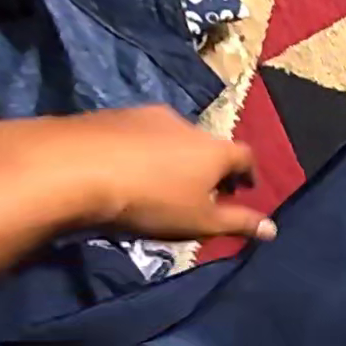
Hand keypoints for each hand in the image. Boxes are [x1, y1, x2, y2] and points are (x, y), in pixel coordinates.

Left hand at [0, 106, 273, 241]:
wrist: (71, 168)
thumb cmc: (152, 201)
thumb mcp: (202, 222)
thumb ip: (239, 223)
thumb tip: (274, 230)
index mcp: (215, 148)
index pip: (245, 156)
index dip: (249, 174)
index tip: (245, 191)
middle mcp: (185, 124)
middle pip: (208, 146)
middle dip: (210, 168)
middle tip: (204, 194)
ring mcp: (144, 115)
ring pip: (172, 139)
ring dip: (175, 160)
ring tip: (165, 186)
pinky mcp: (108, 116)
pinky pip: (138, 136)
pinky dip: (143, 154)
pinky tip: (129, 175)